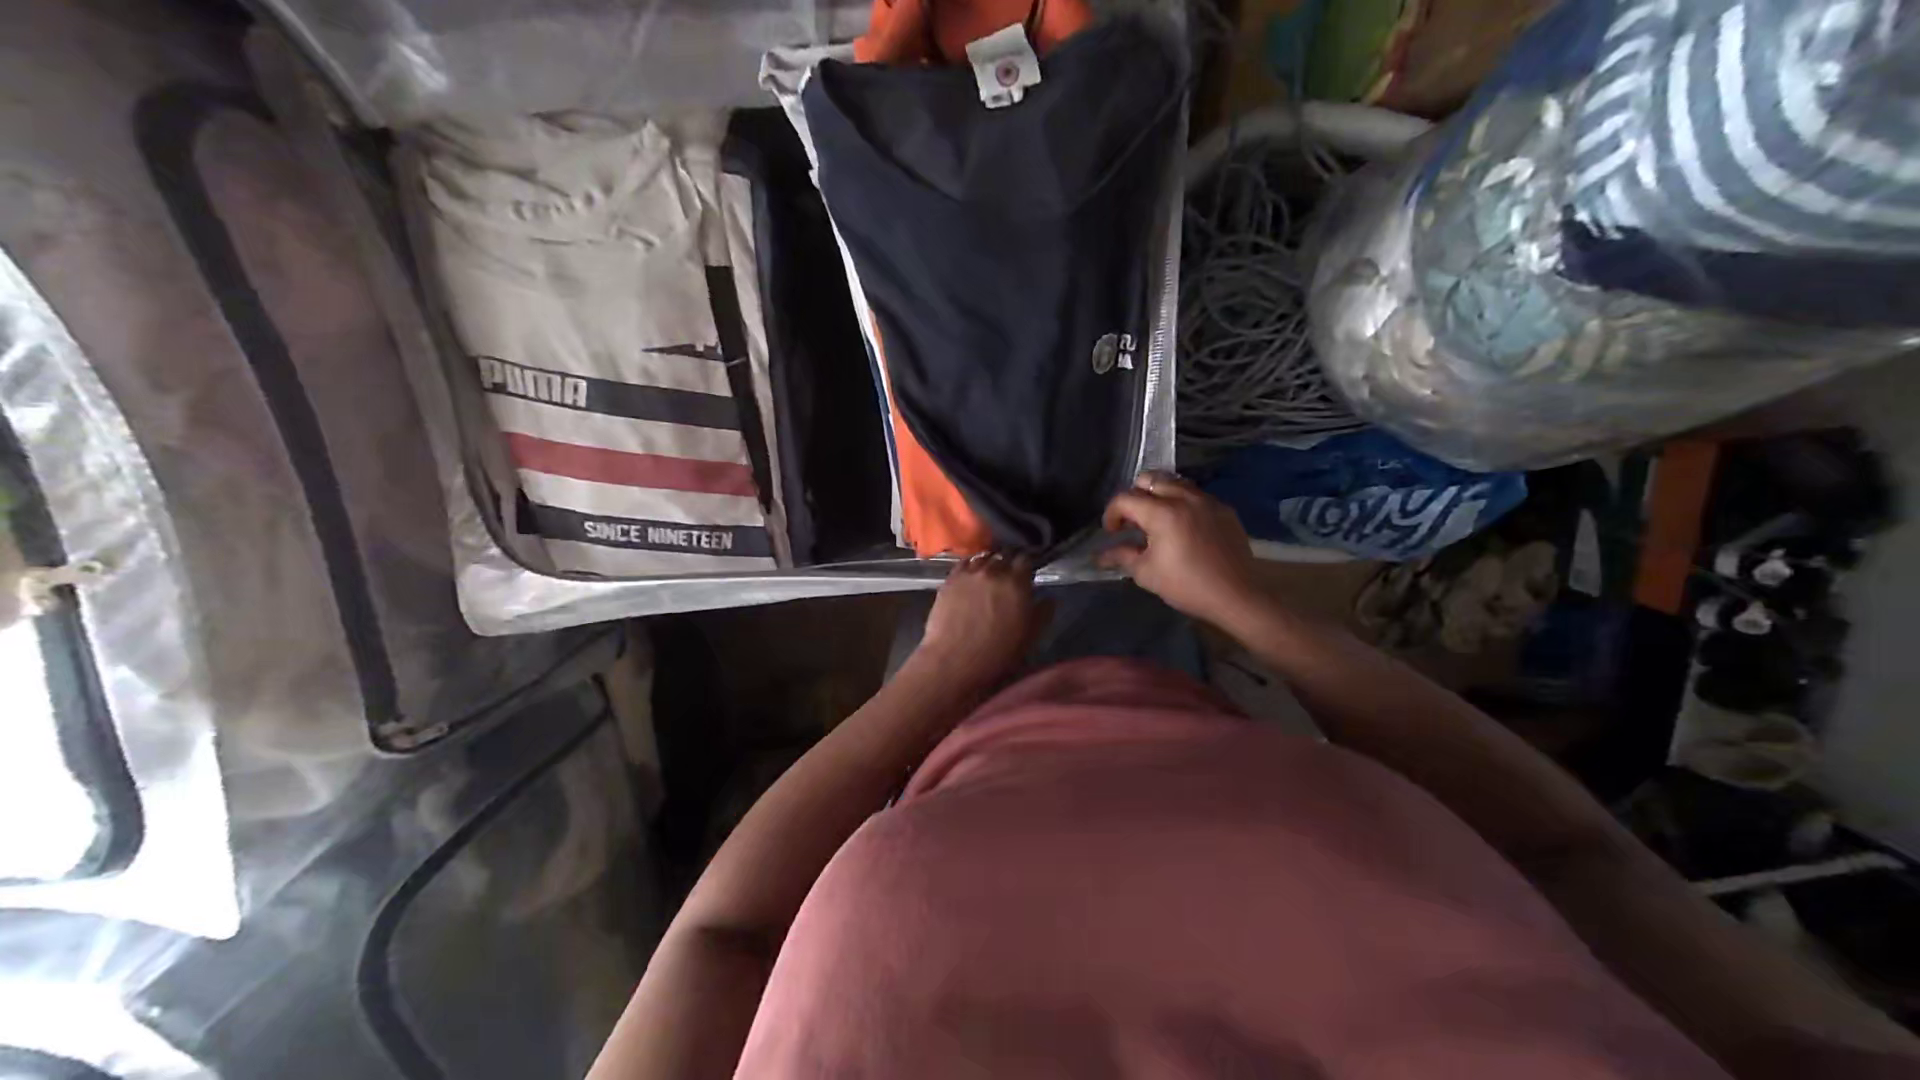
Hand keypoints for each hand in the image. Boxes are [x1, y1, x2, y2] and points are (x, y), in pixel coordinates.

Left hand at [914, 553, 1041, 686]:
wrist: (954, 660)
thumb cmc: (998, 654)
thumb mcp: (1031, 636)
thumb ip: (1043, 612)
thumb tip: (1048, 598)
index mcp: (1017, 583)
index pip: (1026, 559)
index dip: (1027, 564)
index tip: (1028, 571)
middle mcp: (993, 571)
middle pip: (1004, 555)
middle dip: (1009, 561)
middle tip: (1009, 573)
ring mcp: (970, 573)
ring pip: (983, 557)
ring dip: (990, 562)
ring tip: (990, 572)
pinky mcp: (950, 579)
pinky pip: (964, 563)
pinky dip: (971, 565)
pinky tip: (971, 574)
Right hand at [1097, 471, 1261, 627]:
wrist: (1237, 595)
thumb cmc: (1187, 586)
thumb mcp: (1146, 573)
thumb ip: (1121, 556)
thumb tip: (1100, 555)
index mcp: (1162, 513)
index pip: (1125, 498)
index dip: (1112, 513)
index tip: (1112, 532)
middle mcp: (1184, 498)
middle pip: (1150, 479)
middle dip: (1135, 496)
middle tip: (1134, 521)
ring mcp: (1207, 501)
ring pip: (1175, 482)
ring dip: (1159, 495)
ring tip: (1157, 520)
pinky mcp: (1224, 509)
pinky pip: (1196, 495)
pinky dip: (1182, 503)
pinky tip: (1183, 527)